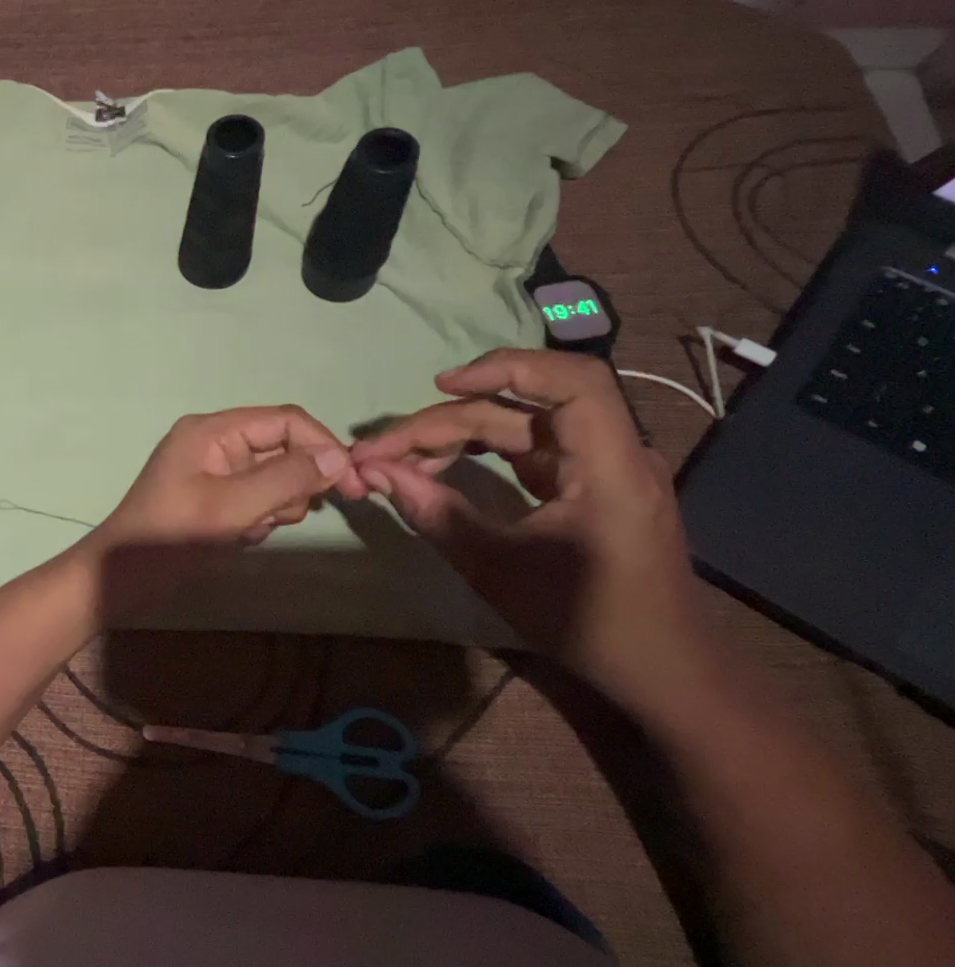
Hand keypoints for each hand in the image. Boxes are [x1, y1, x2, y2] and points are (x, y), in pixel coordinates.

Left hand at [87, 406, 363, 550]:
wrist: (123, 577)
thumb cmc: (171, 537)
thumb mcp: (231, 507)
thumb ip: (285, 479)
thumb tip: (337, 458)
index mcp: (211, 431)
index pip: (284, 421)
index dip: (321, 446)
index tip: (350, 483)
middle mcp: (214, 442)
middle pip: (282, 447)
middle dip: (294, 483)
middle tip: (282, 516)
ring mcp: (213, 470)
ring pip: (274, 476)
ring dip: (276, 505)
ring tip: (250, 529)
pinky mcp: (215, 496)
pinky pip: (257, 497)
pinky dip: (259, 517)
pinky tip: (241, 537)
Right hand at [349, 349, 710, 702]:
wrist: (662, 671)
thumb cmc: (587, 622)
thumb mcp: (498, 570)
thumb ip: (436, 513)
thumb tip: (376, 473)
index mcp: (609, 470)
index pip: (572, 383)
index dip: (506, 367)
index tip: (440, 385)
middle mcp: (613, 455)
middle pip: (521, 409)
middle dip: (445, 421)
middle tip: (380, 451)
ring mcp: (602, 469)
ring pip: (520, 427)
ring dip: (457, 434)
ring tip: (399, 458)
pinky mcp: (588, 486)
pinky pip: (529, 450)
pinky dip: (481, 450)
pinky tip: (440, 464)